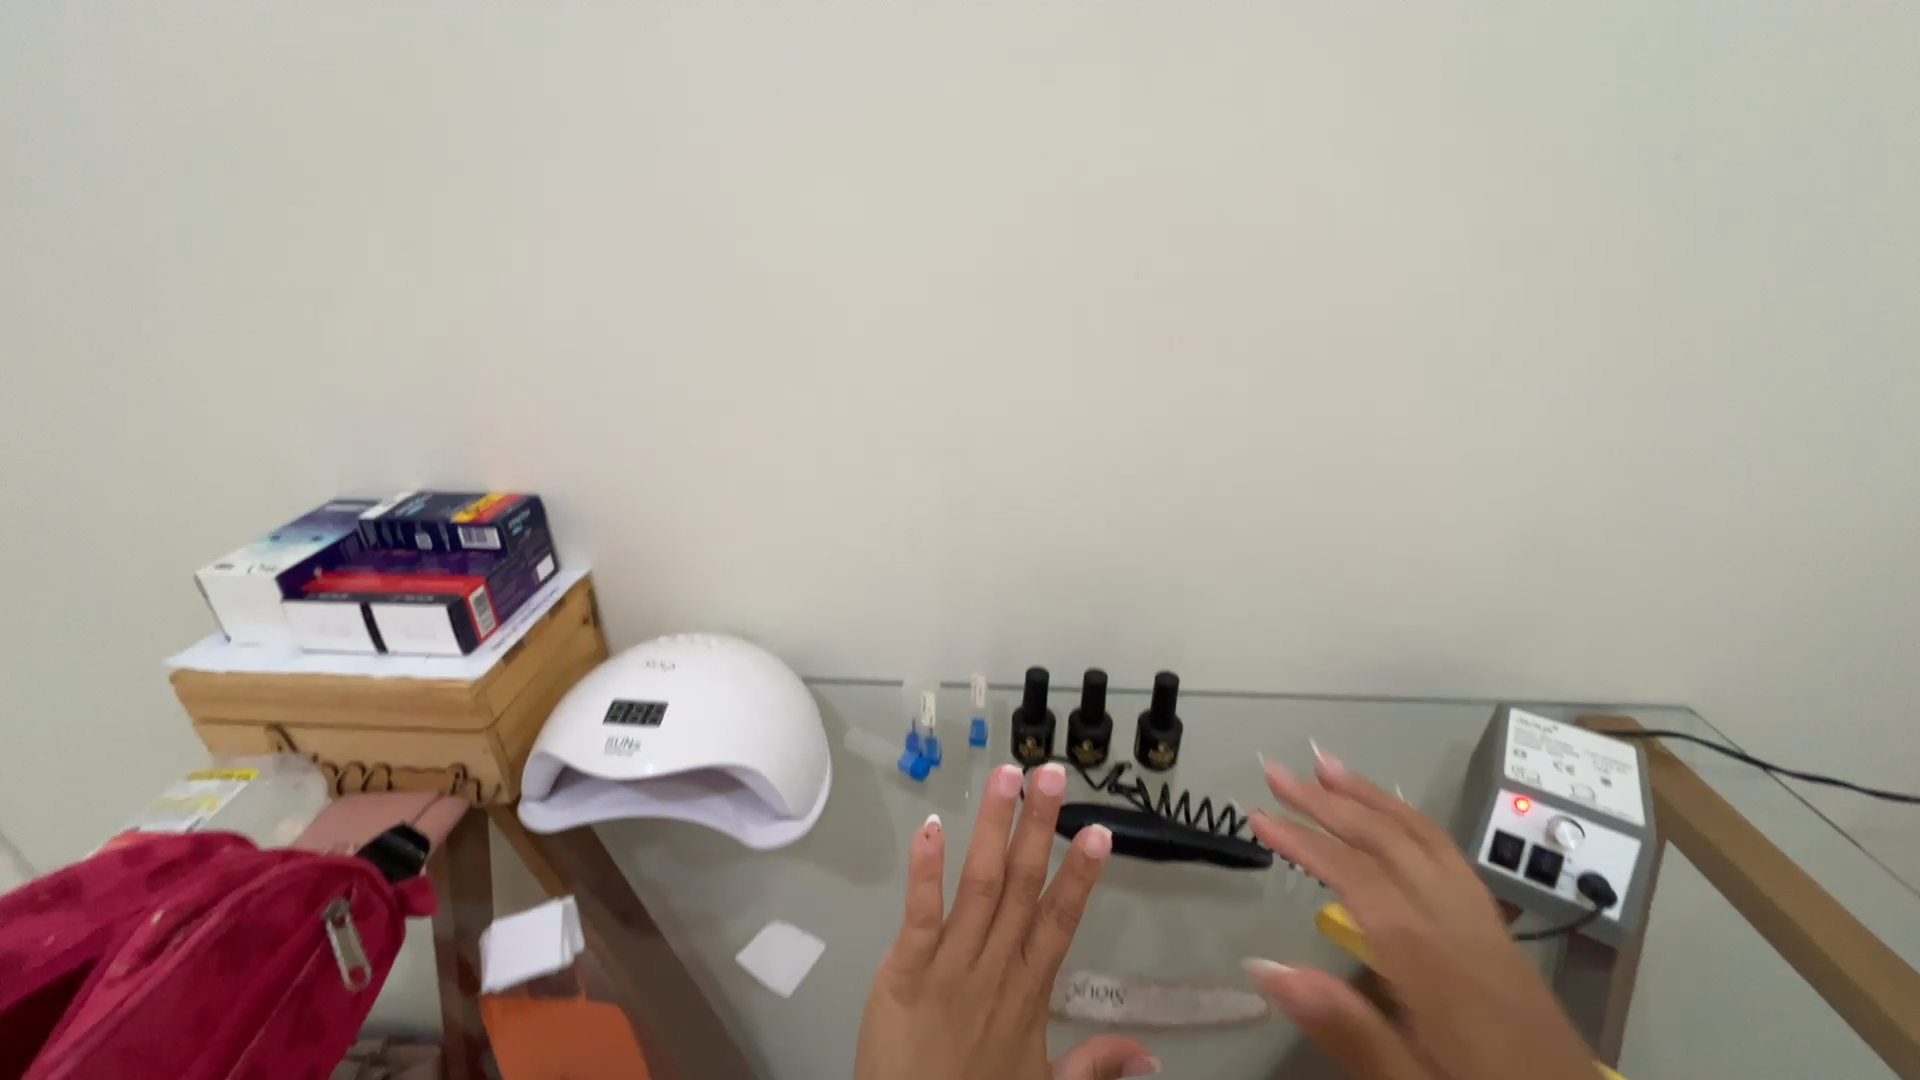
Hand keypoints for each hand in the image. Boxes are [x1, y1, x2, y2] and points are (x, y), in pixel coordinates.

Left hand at [854, 762, 1160, 1079]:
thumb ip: (1094, 1063)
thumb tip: (1150, 1056)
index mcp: (1028, 990)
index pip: (1060, 920)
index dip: (1080, 874)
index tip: (1099, 830)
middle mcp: (995, 968)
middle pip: (1023, 886)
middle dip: (1039, 827)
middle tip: (1051, 775)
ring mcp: (950, 966)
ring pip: (980, 885)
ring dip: (994, 828)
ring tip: (1006, 777)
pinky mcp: (905, 972)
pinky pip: (920, 916)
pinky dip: (927, 872)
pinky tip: (933, 828)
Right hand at [1244, 748, 1595, 1079]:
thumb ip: (1348, 1031)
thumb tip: (1264, 967)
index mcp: (1436, 966)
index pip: (1360, 880)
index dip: (1305, 841)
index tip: (1256, 815)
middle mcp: (1464, 930)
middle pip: (1393, 844)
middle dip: (1330, 802)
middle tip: (1276, 772)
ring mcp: (1488, 930)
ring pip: (1427, 842)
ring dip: (1372, 798)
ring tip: (1327, 766)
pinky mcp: (1501, 940)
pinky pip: (1453, 860)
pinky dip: (1411, 822)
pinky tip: (1392, 817)